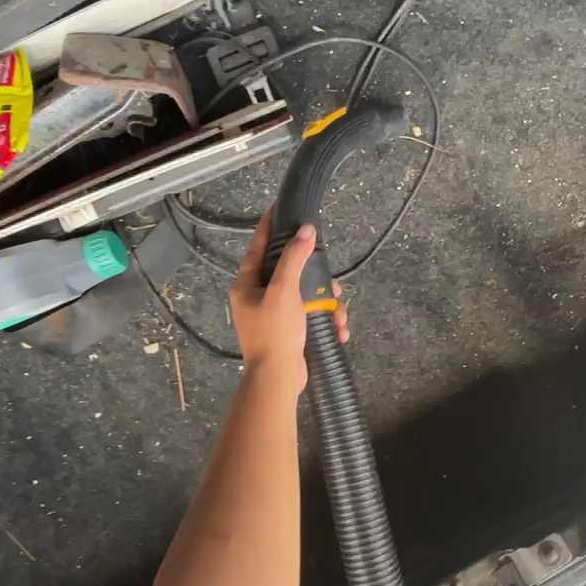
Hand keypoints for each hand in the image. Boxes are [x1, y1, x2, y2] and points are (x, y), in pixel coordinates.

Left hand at [231, 210, 349, 390]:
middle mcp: (258, 296)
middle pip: (290, 271)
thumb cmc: (275, 331)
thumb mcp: (284, 290)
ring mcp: (275, 315)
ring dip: (327, 303)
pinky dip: (327, 320)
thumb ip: (294, 258)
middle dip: (316, 277)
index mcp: (247, 284)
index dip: (271, 225)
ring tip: (338, 313)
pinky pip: (312, 315)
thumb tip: (306, 230)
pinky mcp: (291, 331)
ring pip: (307, 294)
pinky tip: (338, 329)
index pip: (259, 245)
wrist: (277, 379)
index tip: (282, 207)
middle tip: (331, 282)